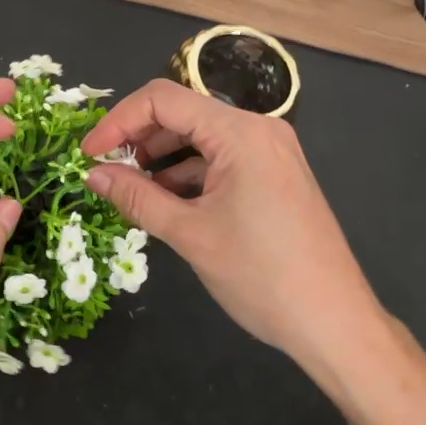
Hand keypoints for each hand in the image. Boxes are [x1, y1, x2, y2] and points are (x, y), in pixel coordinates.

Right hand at [81, 79, 387, 363]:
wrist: (336, 324)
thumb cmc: (262, 277)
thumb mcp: (190, 235)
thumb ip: (137, 198)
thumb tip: (94, 174)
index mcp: (241, 133)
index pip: (163, 100)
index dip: (119, 121)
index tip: (89, 155)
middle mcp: (259, 130)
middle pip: (183, 114)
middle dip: (138, 139)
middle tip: (106, 173)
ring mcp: (271, 152)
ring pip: (201, 138)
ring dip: (161, 158)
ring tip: (130, 191)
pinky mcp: (275, 175)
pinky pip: (222, 159)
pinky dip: (189, 174)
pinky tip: (166, 202)